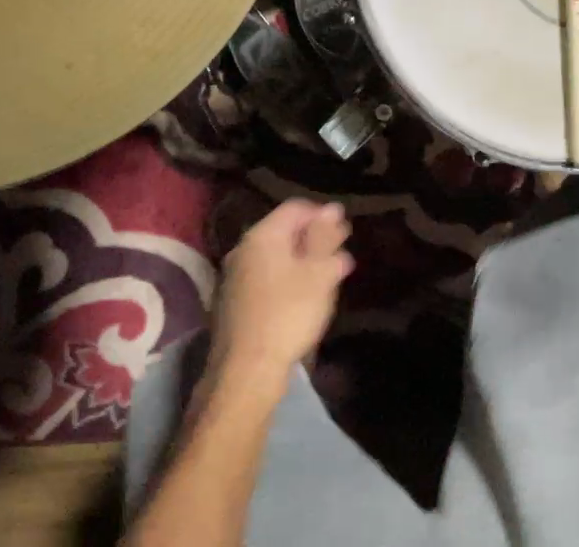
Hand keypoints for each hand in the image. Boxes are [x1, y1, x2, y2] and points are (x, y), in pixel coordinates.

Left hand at [210, 199, 353, 379]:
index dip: (323, 215)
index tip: (345, 234)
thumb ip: (325, 237)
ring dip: (303, 262)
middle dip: (314, 240)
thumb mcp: (318, 272)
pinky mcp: (234, 302)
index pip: (296, 208)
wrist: (247, 370)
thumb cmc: (288, 313)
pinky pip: (266, 278)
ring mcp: (235, 277)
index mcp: (262, 236)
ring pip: (276, 257)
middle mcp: (243, 249)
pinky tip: (305, 298)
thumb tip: (332, 209)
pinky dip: (288, 280)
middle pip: (284, 232)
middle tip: (340, 255)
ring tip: (328, 278)